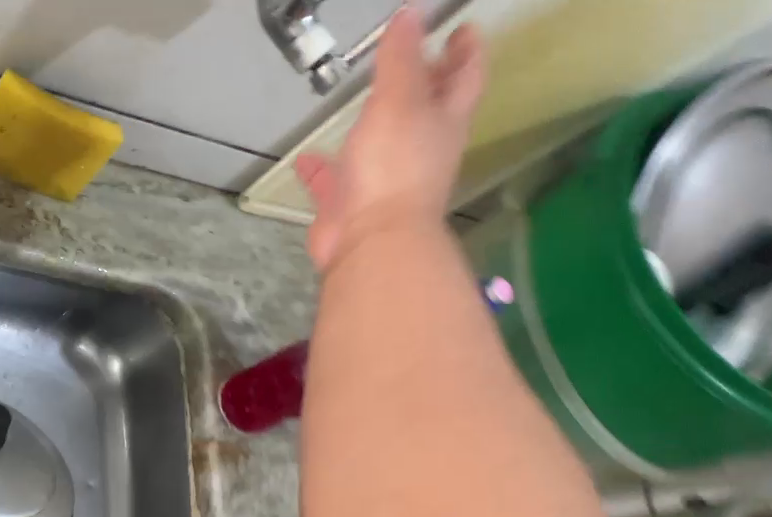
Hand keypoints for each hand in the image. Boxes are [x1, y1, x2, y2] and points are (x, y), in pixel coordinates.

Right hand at [295, 6, 485, 270]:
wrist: (370, 240)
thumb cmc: (393, 168)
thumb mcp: (398, 101)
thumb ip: (400, 59)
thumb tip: (408, 13)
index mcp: (444, 120)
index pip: (465, 75)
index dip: (466, 50)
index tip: (461, 30)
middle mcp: (420, 149)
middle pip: (427, 109)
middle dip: (423, 84)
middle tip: (412, 60)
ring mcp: (384, 179)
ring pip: (381, 143)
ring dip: (372, 124)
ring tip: (357, 104)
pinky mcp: (349, 204)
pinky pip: (335, 179)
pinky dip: (321, 169)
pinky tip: (305, 159)